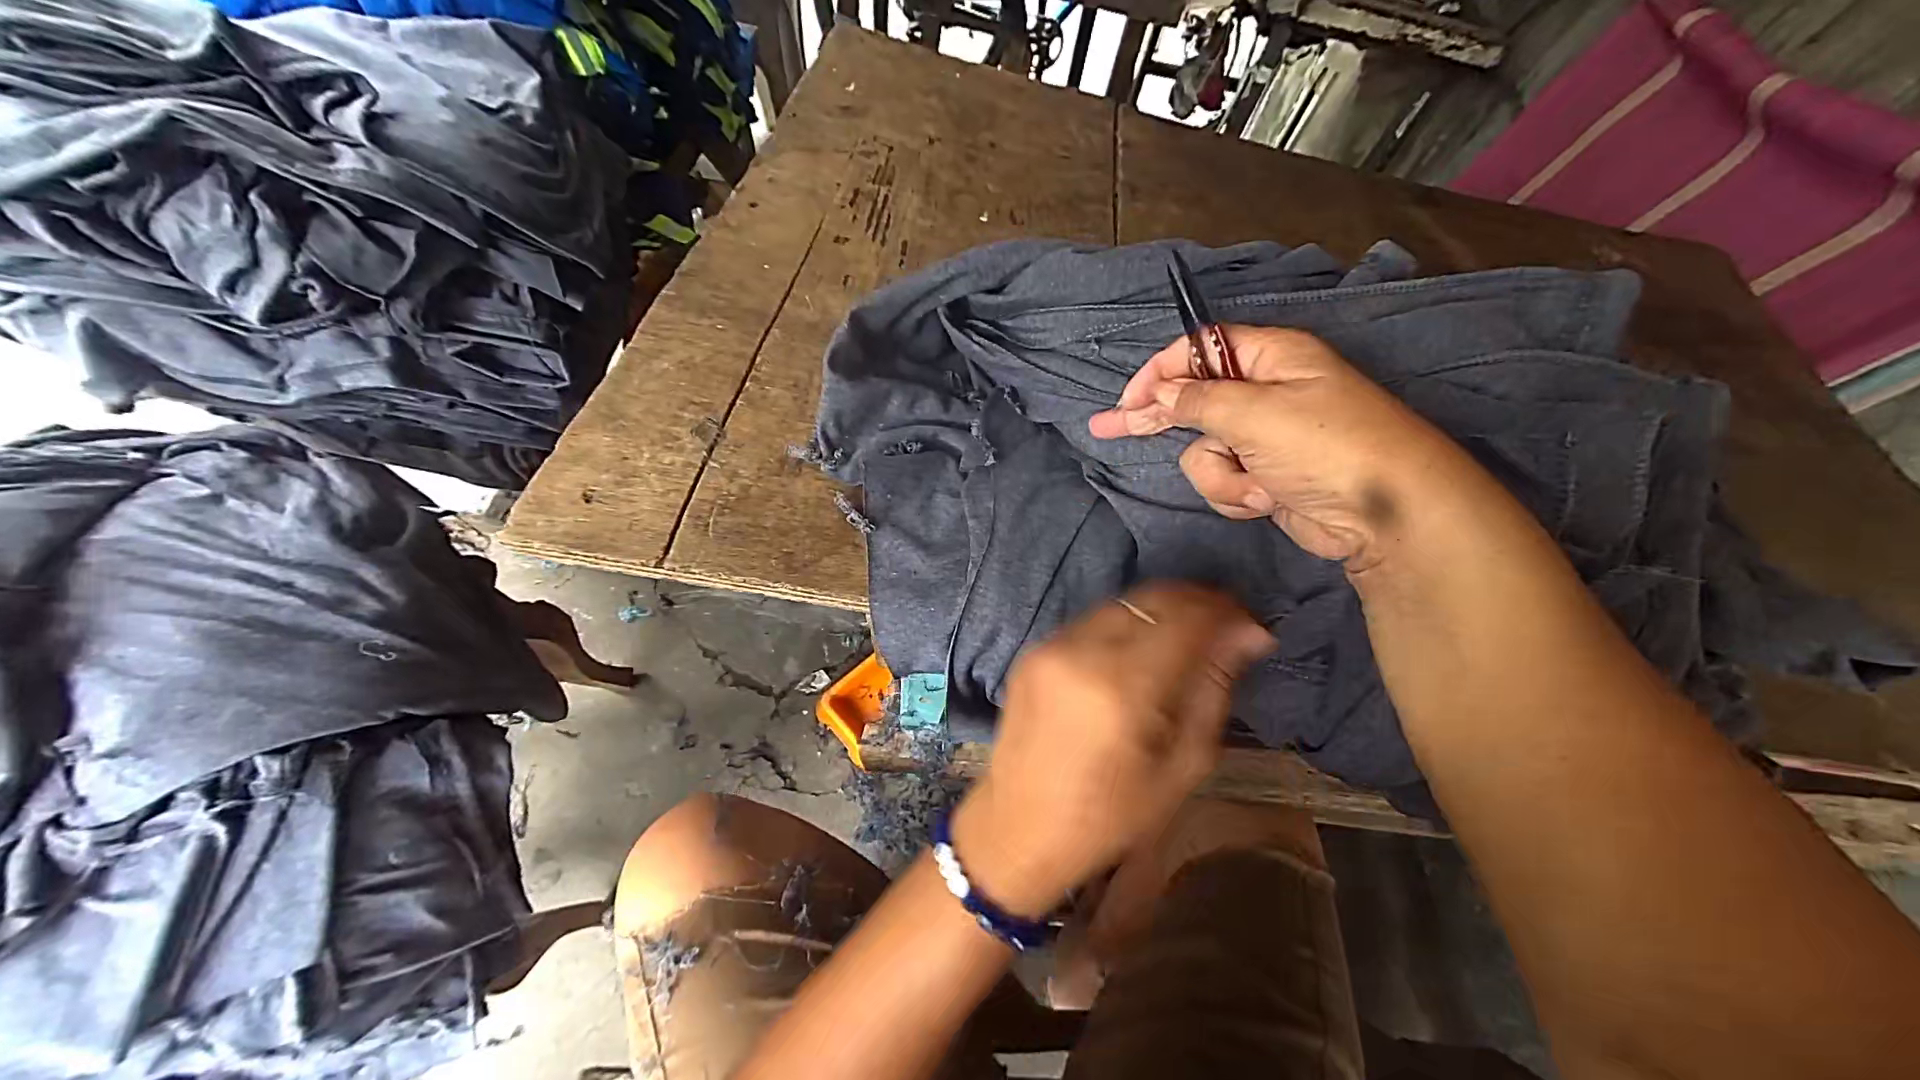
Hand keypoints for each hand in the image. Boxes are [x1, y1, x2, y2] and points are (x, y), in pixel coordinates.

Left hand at [949, 582, 1274, 917]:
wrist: (1018, 826)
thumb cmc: (1109, 816)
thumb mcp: (1181, 766)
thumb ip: (1212, 690)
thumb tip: (1247, 635)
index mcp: (1122, 687)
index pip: (1186, 618)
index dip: (1227, 613)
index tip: (1252, 629)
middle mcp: (1081, 651)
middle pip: (1152, 599)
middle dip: (1198, 604)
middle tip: (1228, 628)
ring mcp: (1050, 646)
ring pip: (1121, 603)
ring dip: (1162, 611)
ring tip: (1191, 637)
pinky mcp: (1032, 651)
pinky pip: (1091, 620)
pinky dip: (1126, 624)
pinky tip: (1143, 649)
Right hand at [1087, 325, 1475, 573]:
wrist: (1384, 516)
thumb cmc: (1327, 447)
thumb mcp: (1255, 414)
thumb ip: (1198, 399)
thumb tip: (1159, 390)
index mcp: (1271, 358)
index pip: (1198, 351)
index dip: (1159, 372)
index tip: (1126, 401)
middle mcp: (1264, 392)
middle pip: (1192, 400)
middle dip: (1158, 419)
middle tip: (1106, 429)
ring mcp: (1263, 438)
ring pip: (1203, 450)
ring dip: (1220, 473)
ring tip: (1256, 483)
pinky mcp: (1264, 476)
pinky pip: (1223, 479)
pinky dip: (1236, 494)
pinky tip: (1265, 500)